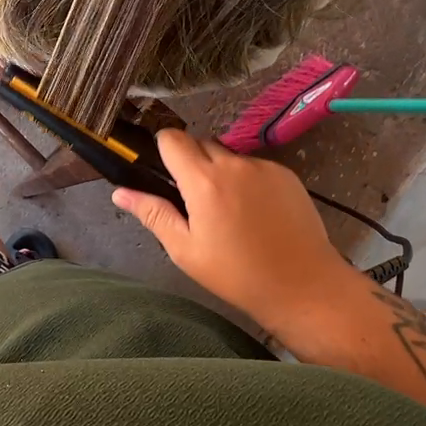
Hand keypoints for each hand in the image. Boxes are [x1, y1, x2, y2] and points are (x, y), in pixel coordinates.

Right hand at [112, 130, 361, 329]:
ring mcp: (263, 167)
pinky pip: (255, 166)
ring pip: (228, 155)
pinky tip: (256, 213)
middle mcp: (233, 164)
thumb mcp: (186, 251)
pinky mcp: (287, 174)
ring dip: (220, 171)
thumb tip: (120, 192)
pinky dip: (248, 180)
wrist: (306, 287)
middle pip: (200, 142)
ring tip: (229, 211)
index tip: (166, 175)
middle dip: (192, 163)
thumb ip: (153, 214)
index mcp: (203, 181)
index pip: (171, 138)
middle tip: (196, 202)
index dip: (163, 152)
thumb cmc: (238, 275)